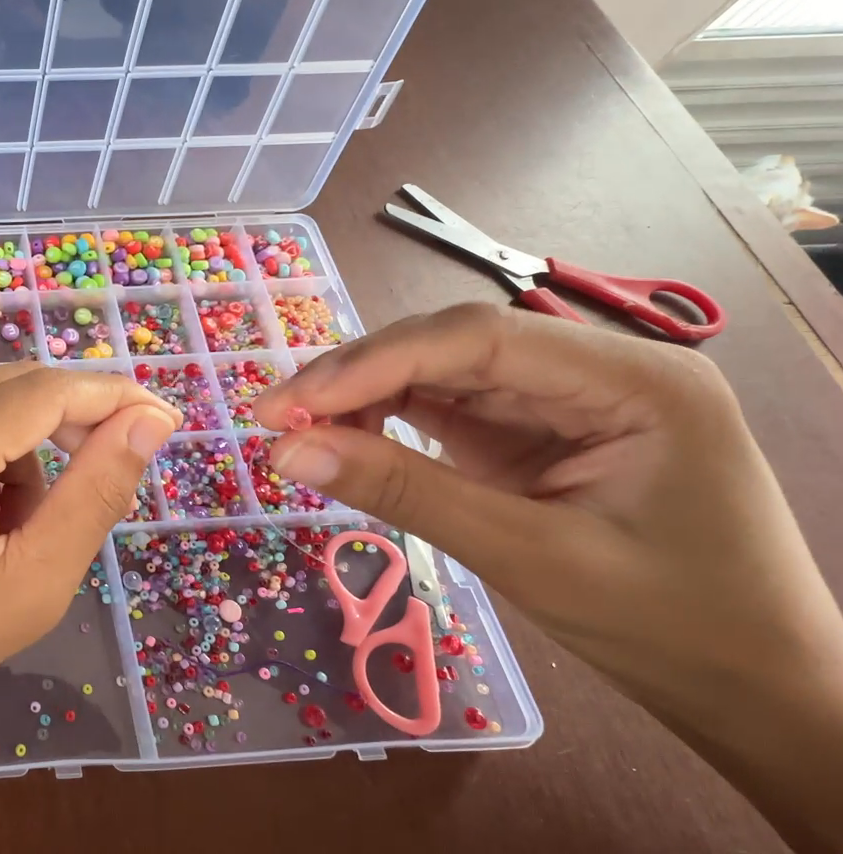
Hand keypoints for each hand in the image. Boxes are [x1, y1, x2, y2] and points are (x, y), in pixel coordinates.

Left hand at [0, 364, 178, 734]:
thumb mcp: (29, 585)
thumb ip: (93, 495)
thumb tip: (147, 423)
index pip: (46, 392)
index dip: (112, 399)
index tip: (165, 422)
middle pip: (16, 384)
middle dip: (71, 422)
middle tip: (101, 483)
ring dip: (24, 441)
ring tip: (15, 523)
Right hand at [252, 304, 842, 850]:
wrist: (760, 694)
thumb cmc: (673, 627)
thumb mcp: (530, 557)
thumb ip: (403, 492)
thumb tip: (285, 453)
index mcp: (633, 379)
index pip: (475, 339)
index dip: (370, 362)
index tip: (288, 404)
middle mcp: (595, 369)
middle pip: (448, 346)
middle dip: (354, 378)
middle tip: (273, 418)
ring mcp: (562, 398)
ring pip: (436, 372)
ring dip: (361, 397)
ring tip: (296, 431)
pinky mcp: (533, 430)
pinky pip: (442, 407)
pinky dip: (384, 421)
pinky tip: (342, 439)